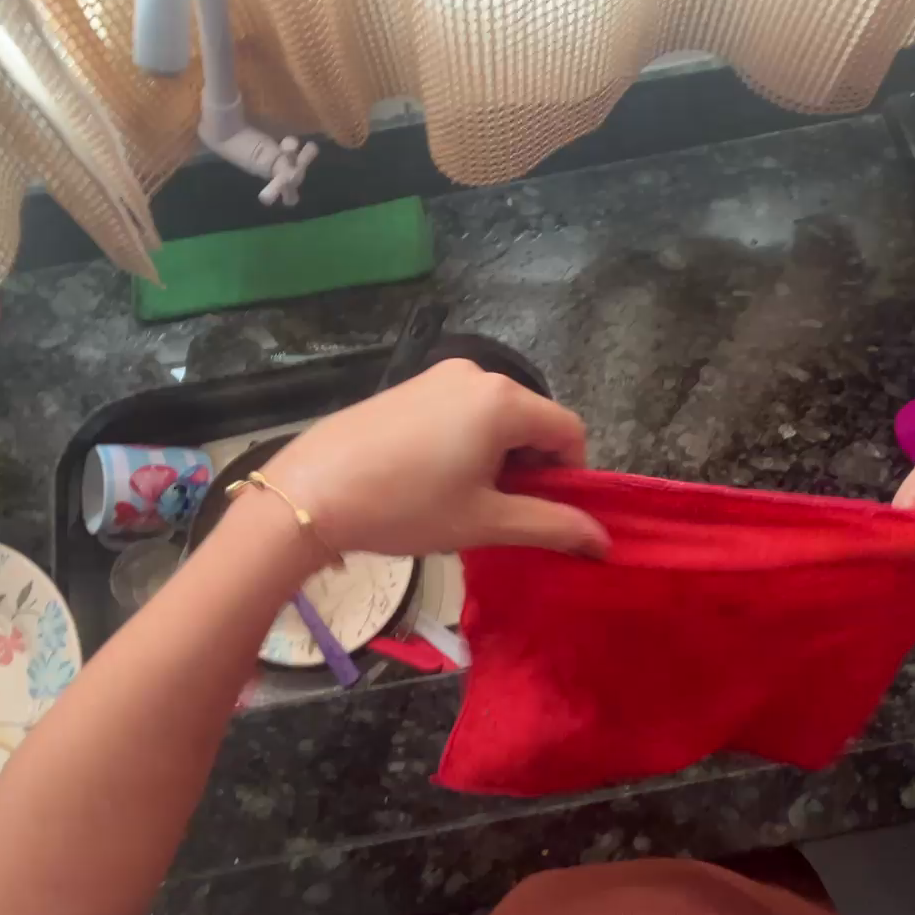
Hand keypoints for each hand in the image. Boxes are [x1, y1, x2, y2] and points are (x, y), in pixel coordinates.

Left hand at [259, 359, 610, 558]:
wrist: (311, 492)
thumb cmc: (406, 507)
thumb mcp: (484, 521)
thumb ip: (551, 525)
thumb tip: (603, 540)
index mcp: (503, 400)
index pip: (569, 429)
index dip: (570, 474)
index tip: (545, 511)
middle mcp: (476, 374)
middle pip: (532, 419)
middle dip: (531, 465)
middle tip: (501, 510)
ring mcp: (438, 375)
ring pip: (496, 416)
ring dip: (498, 455)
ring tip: (463, 498)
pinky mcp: (410, 385)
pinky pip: (462, 410)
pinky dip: (468, 441)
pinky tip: (434, 476)